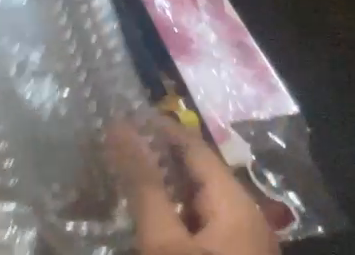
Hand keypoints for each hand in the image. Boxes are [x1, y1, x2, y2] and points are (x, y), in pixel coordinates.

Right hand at [108, 118, 279, 254]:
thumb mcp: (164, 240)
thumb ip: (142, 182)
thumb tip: (120, 125)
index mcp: (238, 206)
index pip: (193, 147)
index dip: (154, 126)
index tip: (112, 112)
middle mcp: (247, 218)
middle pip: (196, 171)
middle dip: (152, 153)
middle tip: (106, 141)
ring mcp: (243, 242)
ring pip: (195, 195)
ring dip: (157, 181)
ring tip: (116, 169)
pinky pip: (199, 219)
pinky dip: (169, 206)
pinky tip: (142, 208)